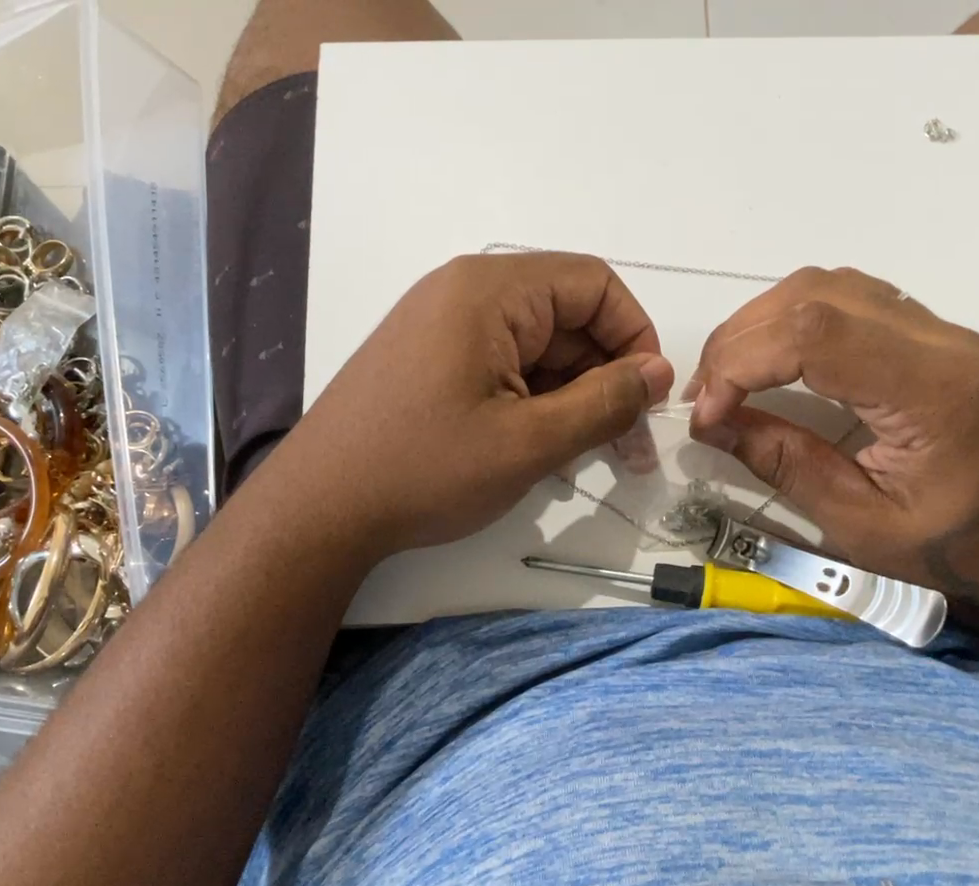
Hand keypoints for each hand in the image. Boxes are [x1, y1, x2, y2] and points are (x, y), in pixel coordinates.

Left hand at [248, 252, 674, 556]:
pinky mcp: (428, 363)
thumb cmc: (425, 470)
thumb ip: (604, 403)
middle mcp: (464, 294)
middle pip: (566, 318)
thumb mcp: (529, 442)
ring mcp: (441, 328)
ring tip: (583, 461)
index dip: (635, 337)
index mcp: (490, 291)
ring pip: (536, 350)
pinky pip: (501, 368)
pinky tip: (539, 454)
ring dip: (570, 400)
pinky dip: (531, 404)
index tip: (648, 399)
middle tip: (628, 451)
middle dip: (606, 380)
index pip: (594, 284)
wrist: (320, 509)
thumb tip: (659, 372)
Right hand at [687, 266, 978, 602]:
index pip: (816, 333)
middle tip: (704, 398)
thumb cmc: (957, 553)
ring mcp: (942, 332)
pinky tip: (772, 362)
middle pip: (817, 293)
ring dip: (763, 323)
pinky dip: (795, 321)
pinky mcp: (934, 338)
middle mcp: (942, 341)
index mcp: (933, 391)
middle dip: (740, 339)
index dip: (742, 362)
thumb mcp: (860, 526)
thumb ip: (786, 465)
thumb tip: (711, 425)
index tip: (706, 416)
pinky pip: (852, 300)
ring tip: (728, 379)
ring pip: (832, 285)